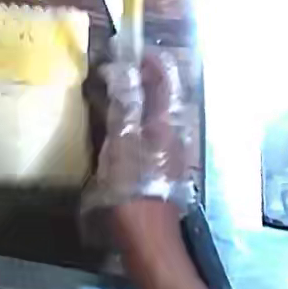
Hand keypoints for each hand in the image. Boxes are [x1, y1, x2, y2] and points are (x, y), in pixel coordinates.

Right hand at [82, 46, 197, 235]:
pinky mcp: (163, 164)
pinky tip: (117, 125)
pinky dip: (136, 116)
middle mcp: (176, 130)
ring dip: (138, 95)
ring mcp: (172, 149)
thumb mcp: (123, 141)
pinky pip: (151, 128)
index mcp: (168, 121)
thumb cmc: (132, 188)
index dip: (149, 57)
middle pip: (163, 91)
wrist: (148, 240)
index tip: (125, 48)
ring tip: (111, 91)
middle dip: (142, 74)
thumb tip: (122, 69)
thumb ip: (125, 103)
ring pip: (157, 110)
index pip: (166, 75)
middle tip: (114, 67)